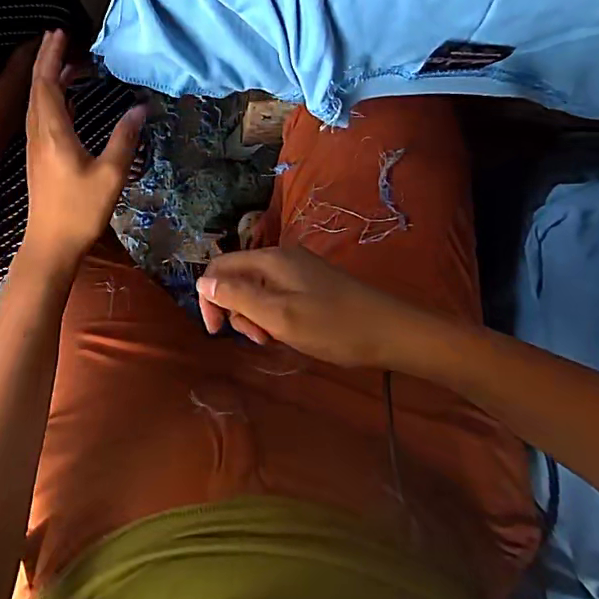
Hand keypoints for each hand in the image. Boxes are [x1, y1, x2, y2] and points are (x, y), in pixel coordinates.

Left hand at [19, 31, 146, 265]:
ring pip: (37, 101)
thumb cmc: (80, 211)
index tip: (60, 33)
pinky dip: (51, 98)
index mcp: (53, 132)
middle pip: (38, 87)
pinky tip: (66, 99)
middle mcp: (38, 133)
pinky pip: (40, 115)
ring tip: (65, 61)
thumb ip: (125, 137)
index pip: (47, 83)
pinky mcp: (39, 156)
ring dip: (47, 77)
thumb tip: (141, 107)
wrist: (50, 244)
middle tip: (59, 36)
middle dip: (46, 59)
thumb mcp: (110, 173)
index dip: (52, 56)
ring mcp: (35, 146)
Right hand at [196, 246, 426, 368]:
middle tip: (258, 339)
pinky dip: (273, 315)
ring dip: (255, 316)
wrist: (394, 332)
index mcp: (270, 260)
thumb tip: (203, 281)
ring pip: (256, 290)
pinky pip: (276, 295)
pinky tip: (289, 333)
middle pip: (238, 278)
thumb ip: (238, 297)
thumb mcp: (280, 315)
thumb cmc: (334, 326)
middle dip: (236, 310)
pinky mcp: (311, 284)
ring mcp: (298, 270)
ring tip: (274, 339)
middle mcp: (281, 258)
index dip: (210, 297)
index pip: (220, 267)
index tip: (216, 332)